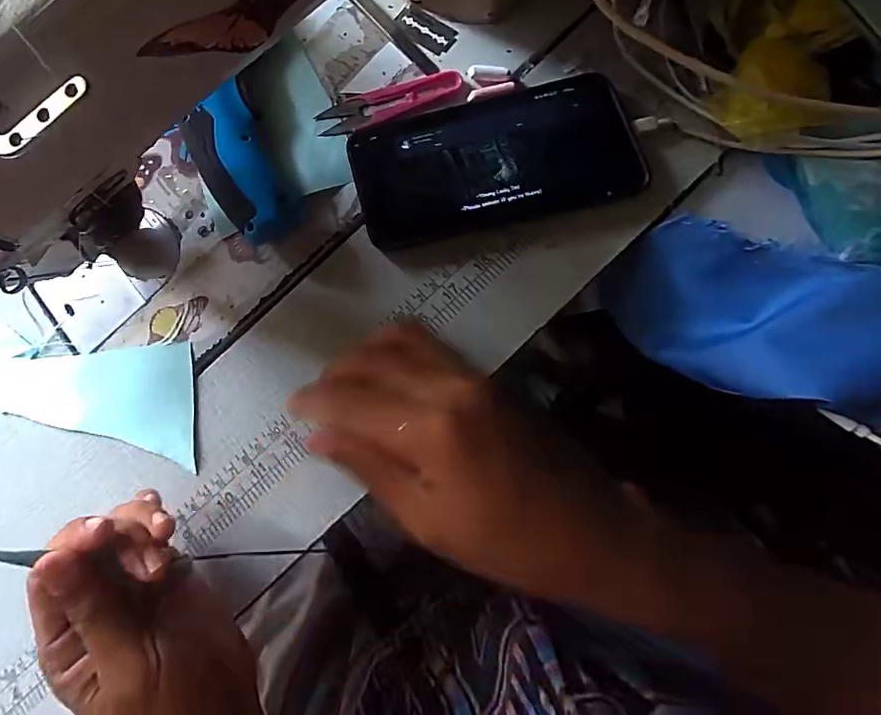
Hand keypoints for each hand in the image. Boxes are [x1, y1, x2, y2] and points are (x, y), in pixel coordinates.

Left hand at [28, 491, 260, 714]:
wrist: (226, 710)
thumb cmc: (169, 706)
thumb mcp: (126, 664)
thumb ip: (91, 609)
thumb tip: (48, 561)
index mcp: (67, 636)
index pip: (51, 572)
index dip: (74, 541)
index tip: (104, 531)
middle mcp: (92, 602)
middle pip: (87, 542)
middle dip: (119, 533)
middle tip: (152, 551)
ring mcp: (128, 583)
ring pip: (119, 530)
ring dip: (139, 524)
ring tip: (166, 536)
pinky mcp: (162, 571)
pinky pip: (148, 533)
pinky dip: (154, 519)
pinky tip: (164, 521)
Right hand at [288, 322, 632, 603]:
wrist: (589, 527)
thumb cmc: (504, 542)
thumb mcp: (426, 522)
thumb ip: (369, 467)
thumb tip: (318, 435)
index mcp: (431, 430)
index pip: (353, 402)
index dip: (317, 401)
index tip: (291, 406)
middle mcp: (447, 385)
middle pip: (371, 361)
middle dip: (334, 375)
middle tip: (314, 398)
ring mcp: (470, 372)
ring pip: (398, 339)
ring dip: (362, 353)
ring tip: (344, 379)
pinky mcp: (484, 371)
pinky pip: (427, 342)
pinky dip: (394, 346)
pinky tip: (383, 367)